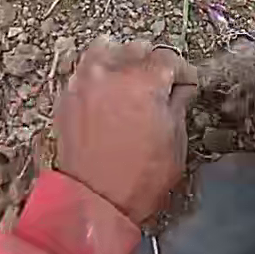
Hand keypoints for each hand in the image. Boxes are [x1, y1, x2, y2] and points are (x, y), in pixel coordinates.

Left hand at [53, 37, 198, 223]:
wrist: (93, 205)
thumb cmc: (142, 177)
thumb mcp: (176, 138)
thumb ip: (178, 102)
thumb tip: (180, 87)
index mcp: (144, 80)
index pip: (170, 58)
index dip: (183, 74)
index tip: (187, 87)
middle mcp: (111, 72)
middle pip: (139, 48)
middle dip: (153, 65)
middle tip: (161, 87)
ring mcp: (84, 82)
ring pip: (108, 50)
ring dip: (123, 62)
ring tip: (131, 84)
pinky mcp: (67, 96)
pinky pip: (85, 70)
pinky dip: (99, 74)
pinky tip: (109, 94)